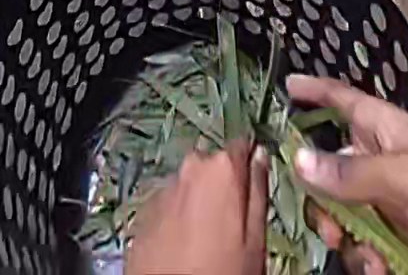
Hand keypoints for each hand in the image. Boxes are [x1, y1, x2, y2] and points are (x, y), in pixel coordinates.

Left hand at [127, 140, 269, 274]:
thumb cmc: (221, 272)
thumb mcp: (254, 241)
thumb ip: (259, 191)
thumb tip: (260, 154)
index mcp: (223, 167)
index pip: (242, 145)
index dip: (250, 164)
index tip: (253, 186)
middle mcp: (192, 165)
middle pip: (215, 166)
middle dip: (223, 186)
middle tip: (230, 225)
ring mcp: (167, 184)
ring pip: (193, 183)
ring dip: (200, 200)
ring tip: (205, 238)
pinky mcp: (147, 205)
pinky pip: (172, 200)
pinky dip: (179, 213)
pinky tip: (183, 242)